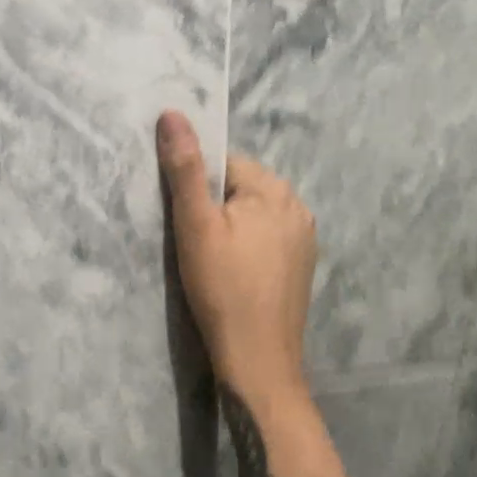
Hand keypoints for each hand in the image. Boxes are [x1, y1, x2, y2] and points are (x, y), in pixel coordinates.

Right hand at [156, 110, 316, 407]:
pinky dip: (249, 244)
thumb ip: (184, 167)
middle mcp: (297, 203)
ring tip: (214, 260)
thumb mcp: (194, 224)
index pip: (223, 164)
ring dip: (231, 225)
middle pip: (239, 185)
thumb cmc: (222, 289)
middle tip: (197, 243)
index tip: (187, 221)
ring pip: (253, 211)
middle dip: (216, 205)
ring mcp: (305, 235)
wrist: (258, 363)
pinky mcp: (303, 262)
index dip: (198, 189)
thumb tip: (171, 113)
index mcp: (273, 187)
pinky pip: (267, 234)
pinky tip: (235, 273)